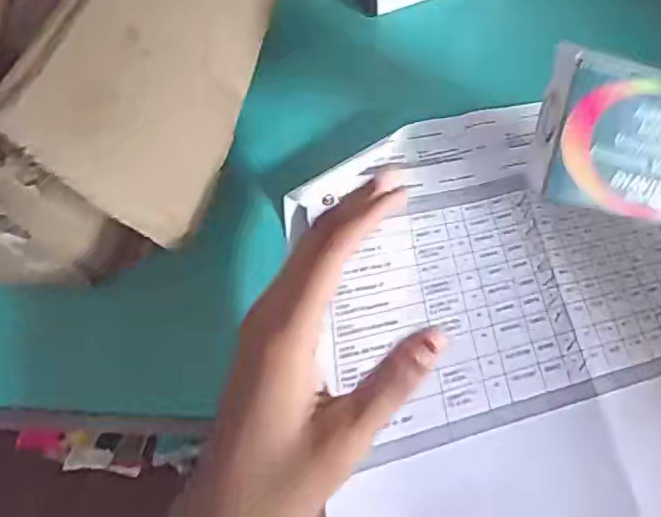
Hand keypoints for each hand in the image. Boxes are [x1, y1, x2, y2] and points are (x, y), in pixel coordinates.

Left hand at [177, 172, 443, 516]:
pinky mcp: (263, 330)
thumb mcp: (345, 440)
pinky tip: (348, 242)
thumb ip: (392, 383)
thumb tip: (440, 333)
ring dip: (342, 217)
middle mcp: (270, 313)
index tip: (400, 190)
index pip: (330, 252)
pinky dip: (330, 243)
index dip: (366, 214)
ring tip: (379, 197)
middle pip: (314, 239)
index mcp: (288, 331)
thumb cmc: (282, 480)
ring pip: (303, 249)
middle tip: (396, 177)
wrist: (219, 516)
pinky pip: (299, 268)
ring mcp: (261, 319)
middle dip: (355, 202)